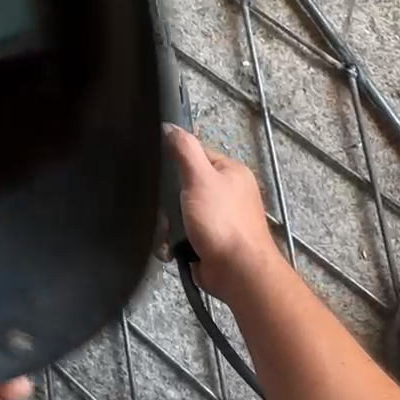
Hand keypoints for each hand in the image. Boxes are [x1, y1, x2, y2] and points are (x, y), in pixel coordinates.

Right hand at [166, 124, 284, 300]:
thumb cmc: (221, 220)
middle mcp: (228, 193)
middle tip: (167, 211)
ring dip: (170, 225)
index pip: (196, 154)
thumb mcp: (200, 178)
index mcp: (231, 172)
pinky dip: (175, 241)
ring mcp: (220, 219)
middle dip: (170, 201)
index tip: (160, 174)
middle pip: (184, 186)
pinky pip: (184, 234)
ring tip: (168, 234)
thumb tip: (168, 126)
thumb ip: (185, 150)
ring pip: (180, 212)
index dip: (176, 161)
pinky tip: (172, 247)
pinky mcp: (211, 242)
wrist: (238, 272)